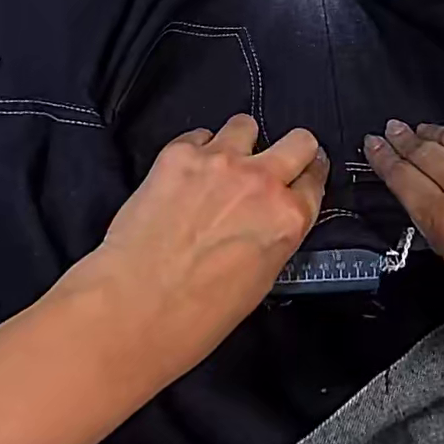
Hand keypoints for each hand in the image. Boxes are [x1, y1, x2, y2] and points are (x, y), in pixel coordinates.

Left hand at [70, 113, 328, 378]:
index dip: (308, 178)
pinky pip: (199, 135)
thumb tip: (270, 216)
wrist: (127, 313)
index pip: (316, 178)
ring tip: (219, 168)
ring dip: (239, 144)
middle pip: (300, 140)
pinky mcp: (179, 153)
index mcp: (288, 218)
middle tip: (270, 167)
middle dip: (290, 151)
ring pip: (246, 124)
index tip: (299, 178)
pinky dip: (196, 152)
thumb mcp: (260, 281)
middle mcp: (262, 181)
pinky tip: (183, 178)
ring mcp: (220, 161)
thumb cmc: (195, 319)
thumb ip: (275, 235)